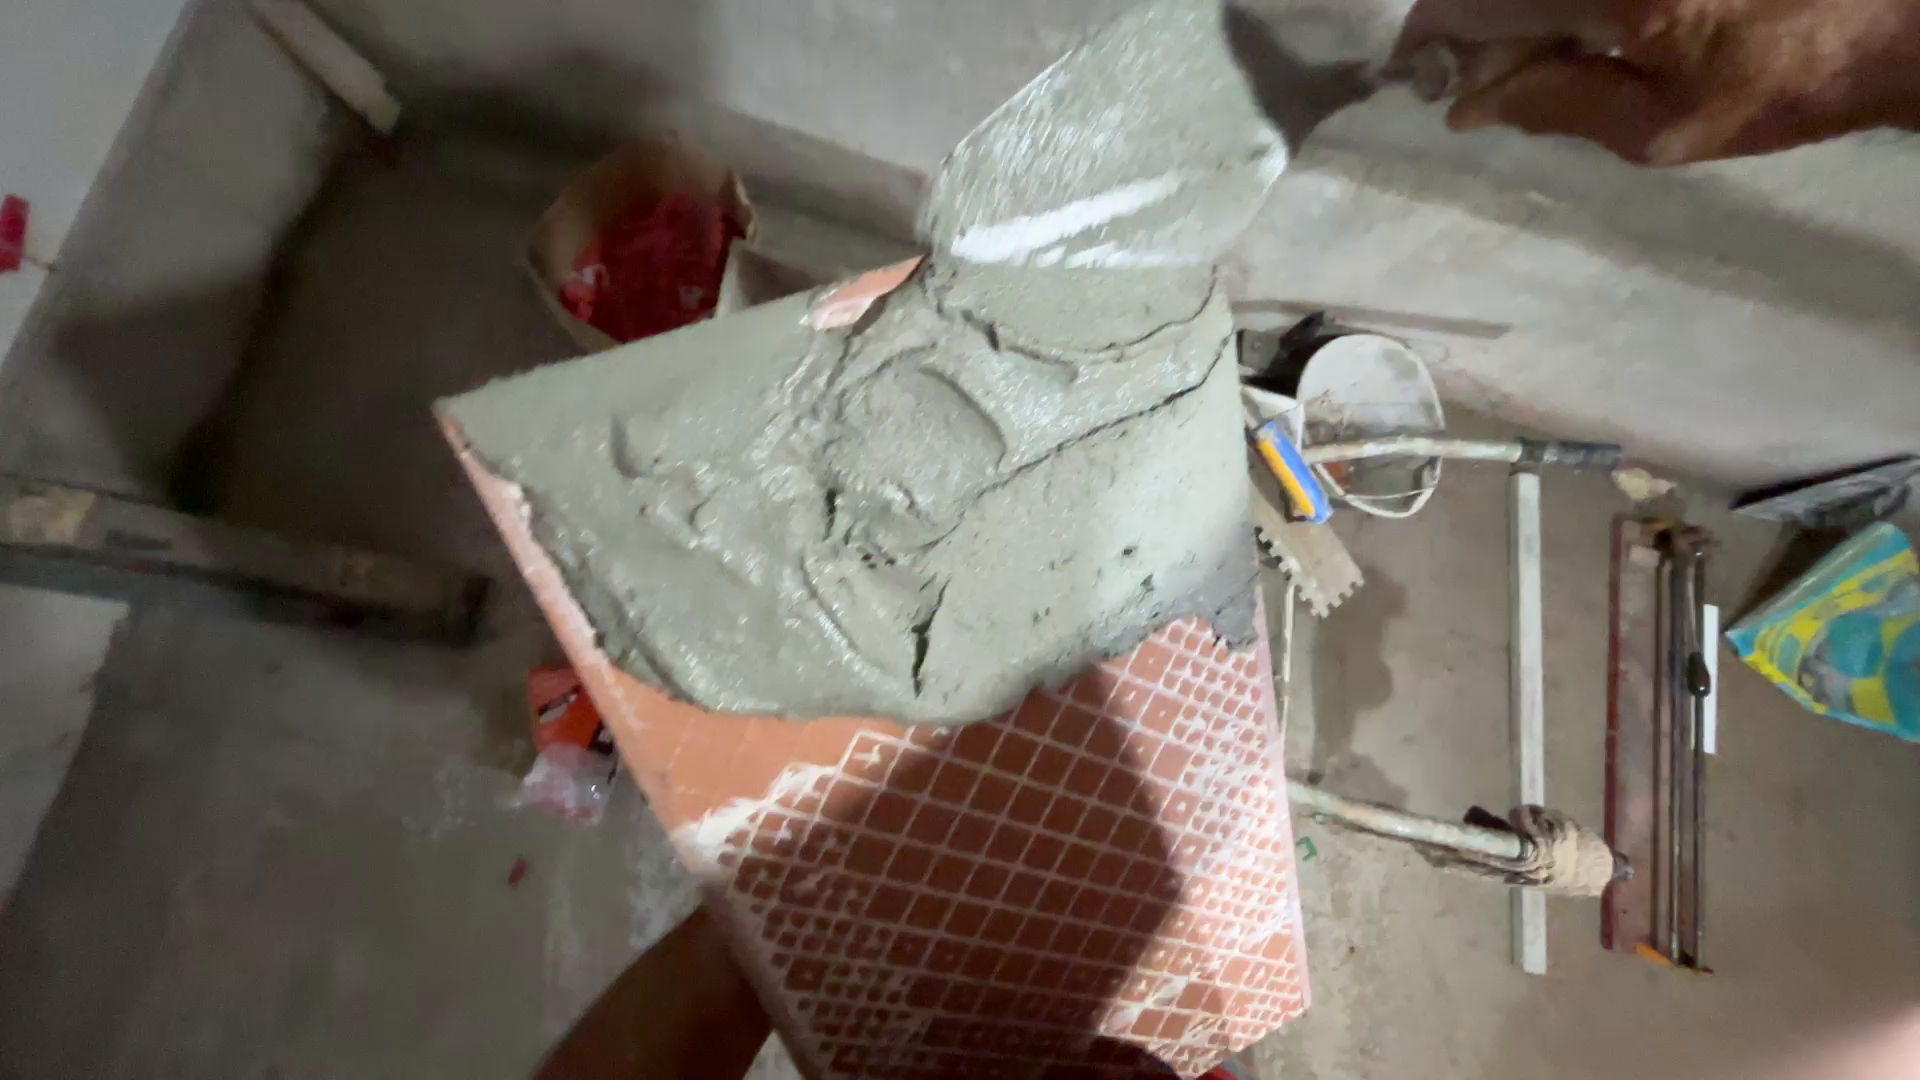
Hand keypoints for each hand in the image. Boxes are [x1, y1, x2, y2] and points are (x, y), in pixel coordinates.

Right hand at [1391, 0, 1919, 163]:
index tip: (1413, 69)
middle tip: (1474, 74)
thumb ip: (1553, 105)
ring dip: (1513, 13)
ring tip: (1526, 58)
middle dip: (1471, 21)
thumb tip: (1468, 105)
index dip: (1430, 32)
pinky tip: (1571, 35)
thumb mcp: (1653, 127)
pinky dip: (1553, 9)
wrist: (1912, 20)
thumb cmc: (1783, 86)